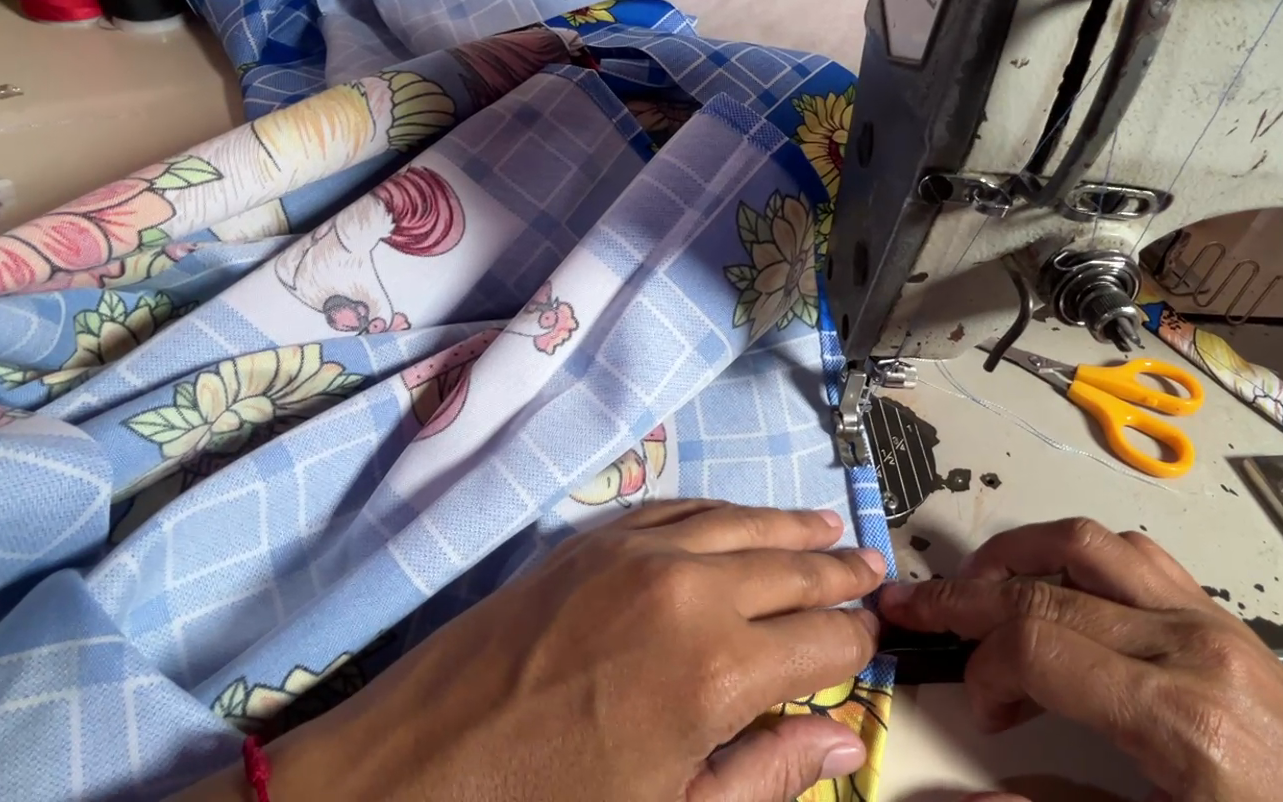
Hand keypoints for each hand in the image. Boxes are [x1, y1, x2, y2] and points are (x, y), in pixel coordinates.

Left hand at [181, 500, 885, 801]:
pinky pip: (682, 508)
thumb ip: (766, 777)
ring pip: (744, 523)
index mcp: (716, 674)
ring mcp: (638, 551)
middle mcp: (689, 591)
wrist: (409, 775)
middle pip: (792, 569)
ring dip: (793, 528)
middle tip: (872, 570)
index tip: (870, 644)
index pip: (823, 642)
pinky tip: (744, 517)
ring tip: (830, 528)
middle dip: (839, 574)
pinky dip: (725, 512)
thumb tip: (846, 741)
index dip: (855, 645)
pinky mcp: (595, 536)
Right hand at [878, 519, 1282, 801]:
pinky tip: (1058, 597)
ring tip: (980, 589)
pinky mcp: (1227, 621)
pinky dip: (1074, 560)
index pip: (1038, 641)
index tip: (978, 709)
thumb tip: (950, 801)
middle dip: (968, 594)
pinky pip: (1135, 558)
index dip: (982, 664)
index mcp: (1178, 717)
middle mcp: (1193, 646)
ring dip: (1019, 555)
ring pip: (1089, 543)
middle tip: (918, 609)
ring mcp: (1215, 623)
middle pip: (1047, 585)